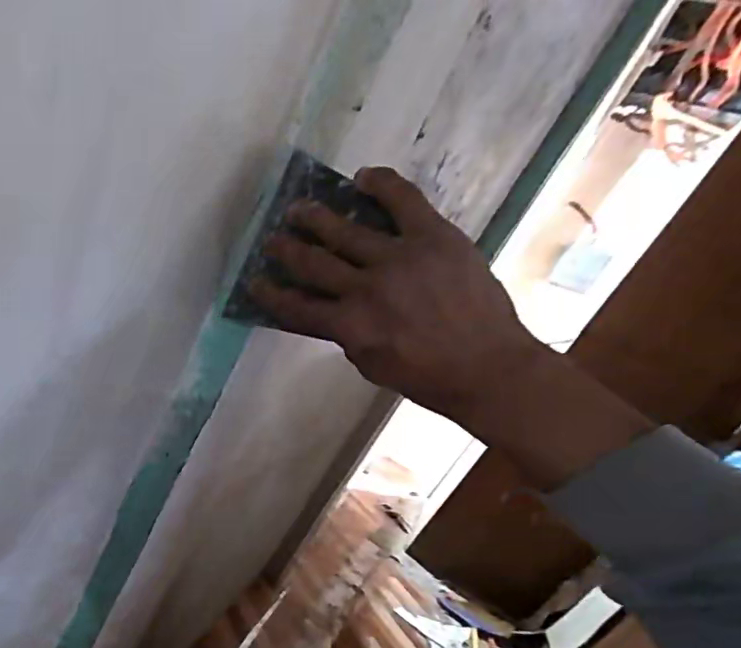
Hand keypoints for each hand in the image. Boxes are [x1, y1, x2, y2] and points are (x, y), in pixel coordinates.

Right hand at [246, 166, 550, 417]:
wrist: (486, 365)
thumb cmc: (426, 377)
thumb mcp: (371, 365)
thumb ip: (347, 336)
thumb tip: (332, 313)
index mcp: (349, 326)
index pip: (297, 307)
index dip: (271, 295)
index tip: (254, 282)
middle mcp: (365, 288)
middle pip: (314, 263)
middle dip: (286, 250)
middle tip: (272, 239)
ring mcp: (398, 257)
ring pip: (346, 229)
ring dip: (316, 217)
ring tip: (298, 208)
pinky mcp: (432, 236)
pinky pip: (402, 200)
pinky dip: (380, 184)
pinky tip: (361, 178)